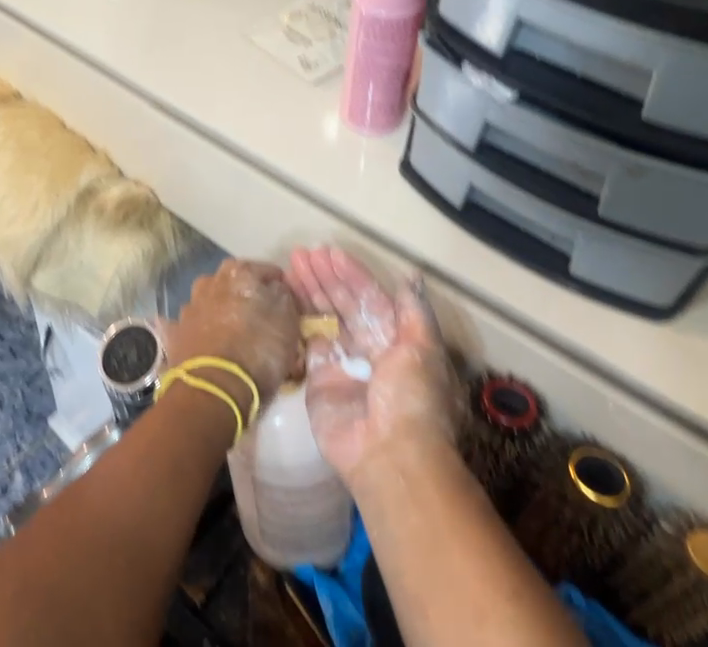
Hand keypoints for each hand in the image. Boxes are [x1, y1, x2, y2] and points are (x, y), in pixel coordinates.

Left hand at [164, 259, 302, 407]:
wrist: (214, 386)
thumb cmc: (259, 349)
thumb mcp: (289, 321)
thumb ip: (284, 297)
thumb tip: (276, 290)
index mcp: (237, 272)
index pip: (267, 272)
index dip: (281, 288)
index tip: (289, 306)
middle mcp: (209, 282)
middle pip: (236, 286)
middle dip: (249, 298)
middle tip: (264, 321)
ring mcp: (189, 306)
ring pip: (213, 303)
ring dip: (224, 313)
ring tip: (239, 337)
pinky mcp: (176, 331)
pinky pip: (193, 325)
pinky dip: (202, 331)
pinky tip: (209, 343)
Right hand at [286, 247, 453, 483]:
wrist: (388, 454)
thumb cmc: (411, 398)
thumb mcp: (423, 350)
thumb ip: (413, 313)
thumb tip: (411, 277)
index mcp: (397, 339)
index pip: (371, 298)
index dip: (351, 274)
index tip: (329, 253)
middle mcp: (370, 348)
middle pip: (345, 305)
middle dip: (325, 278)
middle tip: (302, 254)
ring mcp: (343, 364)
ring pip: (324, 320)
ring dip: (310, 292)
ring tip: (292, 267)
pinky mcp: (319, 380)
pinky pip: (307, 345)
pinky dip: (297, 321)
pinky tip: (285, 299)